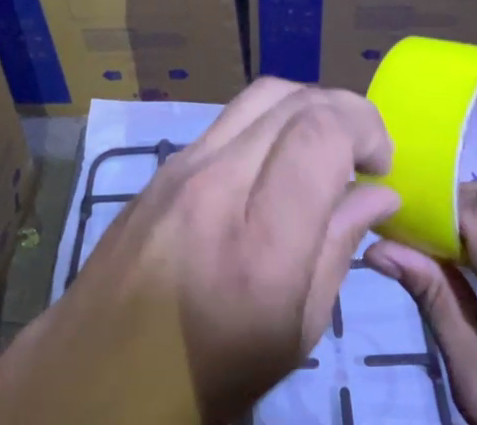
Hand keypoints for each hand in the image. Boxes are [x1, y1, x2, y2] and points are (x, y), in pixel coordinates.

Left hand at [0, 79, 397, 423]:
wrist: (95, 380)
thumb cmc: (205, 375)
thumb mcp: (291, 334)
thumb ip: (337, 249)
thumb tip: (379, 193)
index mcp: (258, 240)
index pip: (320, 130)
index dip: (365, 127)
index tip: (381, 166)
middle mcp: (216, 184)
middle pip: (292, 98)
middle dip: (344, 110)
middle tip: (364, 155)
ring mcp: (180, 168)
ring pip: (258, 96)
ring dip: (306, 108)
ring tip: (324, 153)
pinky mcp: (160, 169)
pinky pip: (227, 121)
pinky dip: (269, 123)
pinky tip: (276, 165)